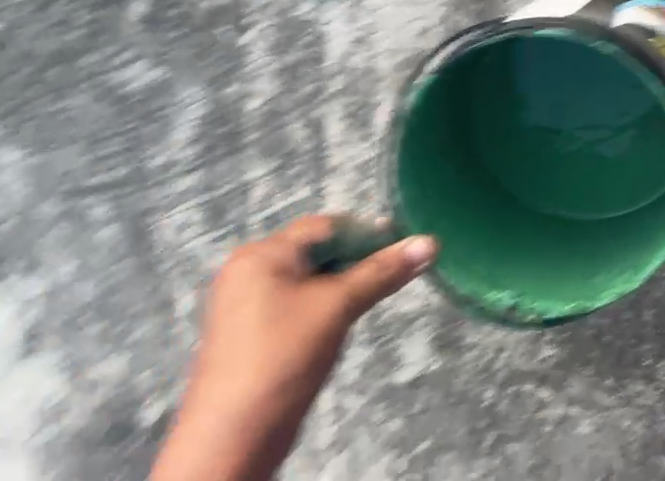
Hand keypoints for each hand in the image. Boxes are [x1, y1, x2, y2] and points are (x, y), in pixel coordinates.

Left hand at [150, 216, 437, 480]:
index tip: (406, 245)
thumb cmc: (284, 356)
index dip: (368, 233)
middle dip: (359, 257)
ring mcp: (249, 304)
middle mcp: (250, 271)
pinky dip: (329, 302)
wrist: (233, 437)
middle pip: (319, 251)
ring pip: (312, 278)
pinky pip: (301, 301)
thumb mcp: (339, 306)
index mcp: (260, 255)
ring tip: (379, 291)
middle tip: (398, 268)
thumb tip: (431, 242)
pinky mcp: (257, 332)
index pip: (326, 227)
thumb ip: (383, 271)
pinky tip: (349, 315)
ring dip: (347, 281)